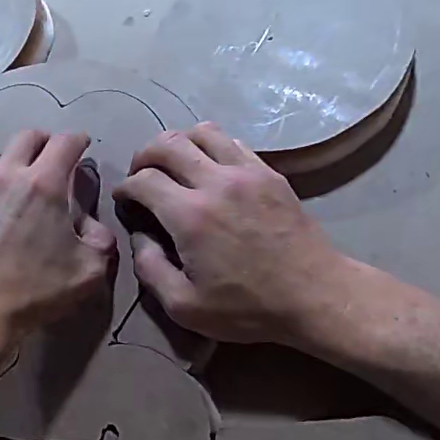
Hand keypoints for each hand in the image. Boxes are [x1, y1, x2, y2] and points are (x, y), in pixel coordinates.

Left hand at [0, 130, 116, 342]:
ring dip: (13, 175)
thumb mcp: (90, 269)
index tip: (82, 147)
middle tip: (53, 163)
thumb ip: (100, 235)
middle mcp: (4, 174)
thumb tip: (85, 221)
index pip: (65, 142)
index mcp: (43, 184)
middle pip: (27, 137)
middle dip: (45, 144)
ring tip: (16, 205)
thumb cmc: (34, 292)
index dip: (79, 140)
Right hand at [113, 122, 351, 345]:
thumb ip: (151, 270)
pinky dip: (212, 146)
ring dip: (179, 141)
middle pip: (168, 143)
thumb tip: (140, 237)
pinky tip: (210, 167)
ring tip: (174, 163)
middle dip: (144, 154)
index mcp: (191, 215)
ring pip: (203, 132)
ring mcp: (247, 172)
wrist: (314, 294)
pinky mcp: (270, 173)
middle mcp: (217, 182)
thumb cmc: (249, 307)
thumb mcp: (186, 307)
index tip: (125, 199)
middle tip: (141, 174)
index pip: (144, 179)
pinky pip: (233, 142)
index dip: (126, 186)